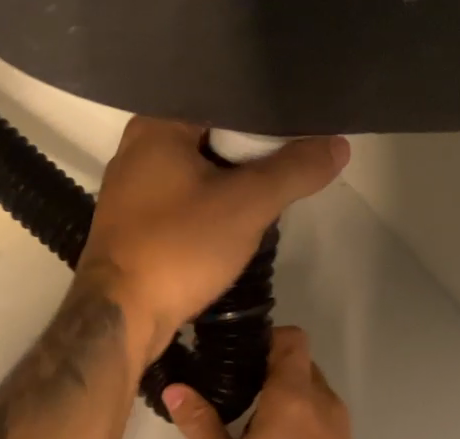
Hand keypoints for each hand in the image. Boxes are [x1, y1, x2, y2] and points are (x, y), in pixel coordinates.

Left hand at [80, 118, 347, 360]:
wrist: (121, 318)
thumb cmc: (178, 249)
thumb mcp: (247, 205)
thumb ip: (294, 170)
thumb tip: (337, 145)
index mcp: (156, 126)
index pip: (224, 99)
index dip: (266, 116)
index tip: (301, 133)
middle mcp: (135, 152)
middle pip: (210, 139)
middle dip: (250, 157)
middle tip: (290, 169)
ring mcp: (129, 196)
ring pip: (195, 178)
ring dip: (230, 191)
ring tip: (268, 201)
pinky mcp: (131, 234)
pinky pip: (180, 211)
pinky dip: (207, 217)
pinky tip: (230, 233)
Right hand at [164, 327, 381, 438]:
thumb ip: (200, 426)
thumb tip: (176, 388)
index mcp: (293, 399)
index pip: (289, 339)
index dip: (260, 338)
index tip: (228, 355)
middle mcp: (323, 403)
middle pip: (297, 362)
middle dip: (263, 367)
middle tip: (223, 389)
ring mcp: (339, 427)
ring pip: (308, 388)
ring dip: (277, 393)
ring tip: (239, 419)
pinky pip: (316, 413)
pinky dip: (293, 414)